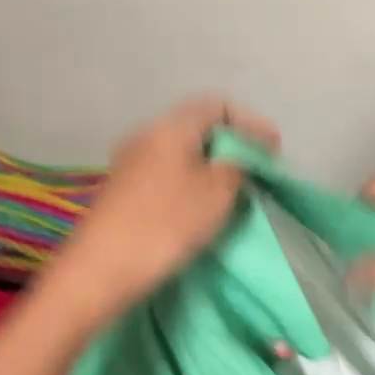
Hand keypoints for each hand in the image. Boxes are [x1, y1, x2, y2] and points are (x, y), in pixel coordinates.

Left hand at [47, 96, 278, 315]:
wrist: (101, 270)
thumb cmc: (166, 224)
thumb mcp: (217, 193)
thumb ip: (237, 166)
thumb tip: (236, 159)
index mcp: (170, 126)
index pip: (217, 105)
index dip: (250, 123)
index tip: (273, 151)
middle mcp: (145, 135)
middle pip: (197, 128)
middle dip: (231, 146)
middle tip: (257, 172)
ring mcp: (129, 164)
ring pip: (180, 154)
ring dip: (210, 168)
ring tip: (233, 193)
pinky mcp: (121, 192)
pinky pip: (165, 175)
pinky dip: (189, 184)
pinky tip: (200, 209)